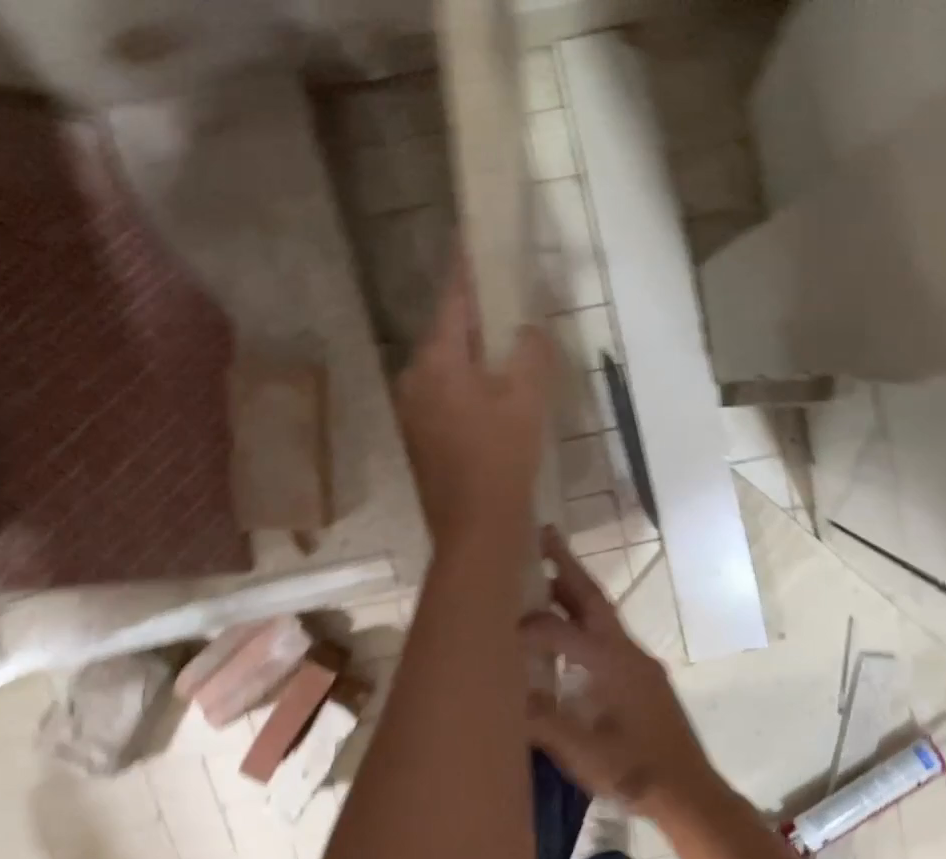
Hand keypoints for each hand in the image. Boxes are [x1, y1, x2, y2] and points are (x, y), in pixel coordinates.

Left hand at [396, 257, 554, 554]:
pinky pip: (450, 397)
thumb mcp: (527, 401)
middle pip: (449, 335)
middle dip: (479, 319)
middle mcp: (414, 380)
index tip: (475, 236)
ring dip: (478, 358)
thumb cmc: (501, 462)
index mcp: (435, 362)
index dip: (468, 266)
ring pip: (450, 369)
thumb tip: (527, 331)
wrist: (476, 535)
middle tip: (512, 304)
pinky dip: (473, 388)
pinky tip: (500, 402)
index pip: (453, 299)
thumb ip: (530, 353)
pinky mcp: (423, 441)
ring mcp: (414, 414)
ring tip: (513, 355)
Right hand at [522, 527, 730, 819]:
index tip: (497, 625)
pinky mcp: (643, 680)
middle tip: (540, 534)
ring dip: (576, 592)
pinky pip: (609, 636)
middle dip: (566, 566)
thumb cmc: (635, 771)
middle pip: (592, 599)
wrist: (688, 791)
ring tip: (546, 576)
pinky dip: (585, 622)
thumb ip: (542, 721)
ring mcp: (639, 665)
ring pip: (603, 616)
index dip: (529, 624)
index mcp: (612, 662)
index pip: (562, 629)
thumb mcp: (582, 752)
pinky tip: (569, 639)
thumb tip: (503, 694)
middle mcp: (628, 653)